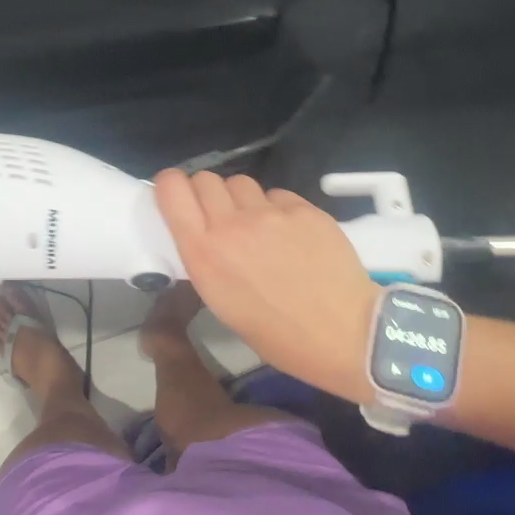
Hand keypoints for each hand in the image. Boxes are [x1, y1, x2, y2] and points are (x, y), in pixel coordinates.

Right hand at [153, 170, 377, 402]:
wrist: (342, 334)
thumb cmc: (277, 335)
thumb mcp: (221, 302)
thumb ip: (207, 258)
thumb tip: (206, 234)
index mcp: (204, 253)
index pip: (172, 189)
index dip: (171, 186)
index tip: (178, 197)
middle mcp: (232, 224)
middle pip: (206, 179)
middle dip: (207, 193)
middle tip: (222, 217)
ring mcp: (270, 212)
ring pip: (241, 183)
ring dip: (241, 199)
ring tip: (258, 226)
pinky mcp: (303, 208)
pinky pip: (277, 194)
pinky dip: (277, 208)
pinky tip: (291, 234)